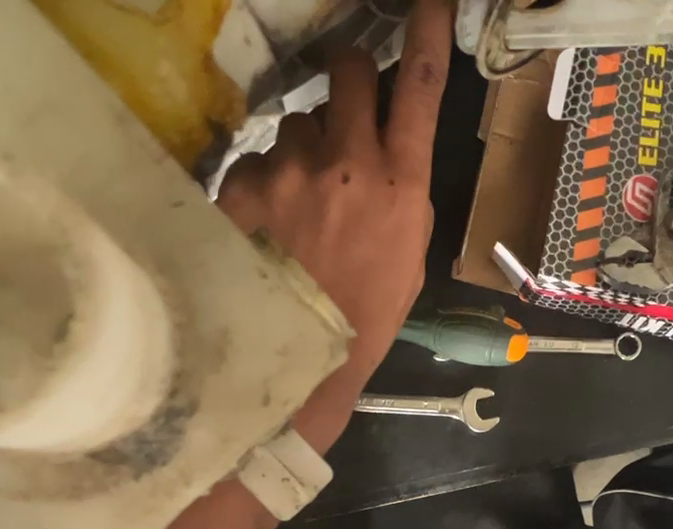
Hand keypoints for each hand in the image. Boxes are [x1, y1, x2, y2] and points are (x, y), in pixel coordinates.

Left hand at [216, 0, 452, 452]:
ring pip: (296, 123)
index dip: (425, 33)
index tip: (424, 4)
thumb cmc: (373, 309)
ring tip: (301, 202)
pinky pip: (257, 160)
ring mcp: (293, 170)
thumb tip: (387, 150)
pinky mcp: (246, 187)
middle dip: (347, 78)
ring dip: (302, 148)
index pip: (420, 86)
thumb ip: (404, 189)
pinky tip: (270, 222)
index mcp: (402, 180)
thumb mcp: (412, 251)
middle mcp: (350, 159)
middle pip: (346, 70)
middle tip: (342, 110)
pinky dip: (265, 182)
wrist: (312, 350)